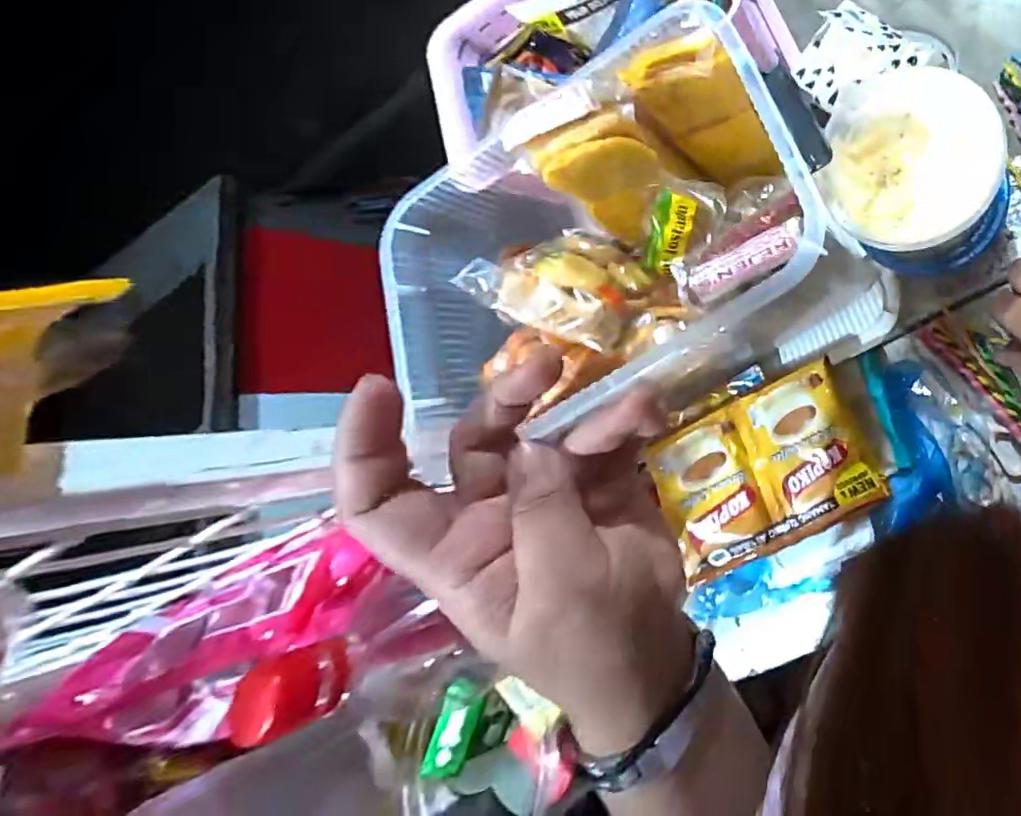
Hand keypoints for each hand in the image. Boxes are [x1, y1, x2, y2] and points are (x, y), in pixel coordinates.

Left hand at [332, 349, 688, 754]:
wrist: (652, 653)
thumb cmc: (588, 643)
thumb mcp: (560, 589)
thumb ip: (543, 514)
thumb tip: (535, 443)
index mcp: (456, 552)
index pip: (383, 501)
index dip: (367, 447)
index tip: (379, 387)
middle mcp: (494, 514)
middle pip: (480, 442)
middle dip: (508, 401)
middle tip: (547, 367)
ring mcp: (550, 493)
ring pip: (550, 432)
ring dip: (589, 409)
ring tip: (635, 403)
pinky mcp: (600, 481)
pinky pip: (606, 439)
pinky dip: (627, 420)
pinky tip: (651, 413)